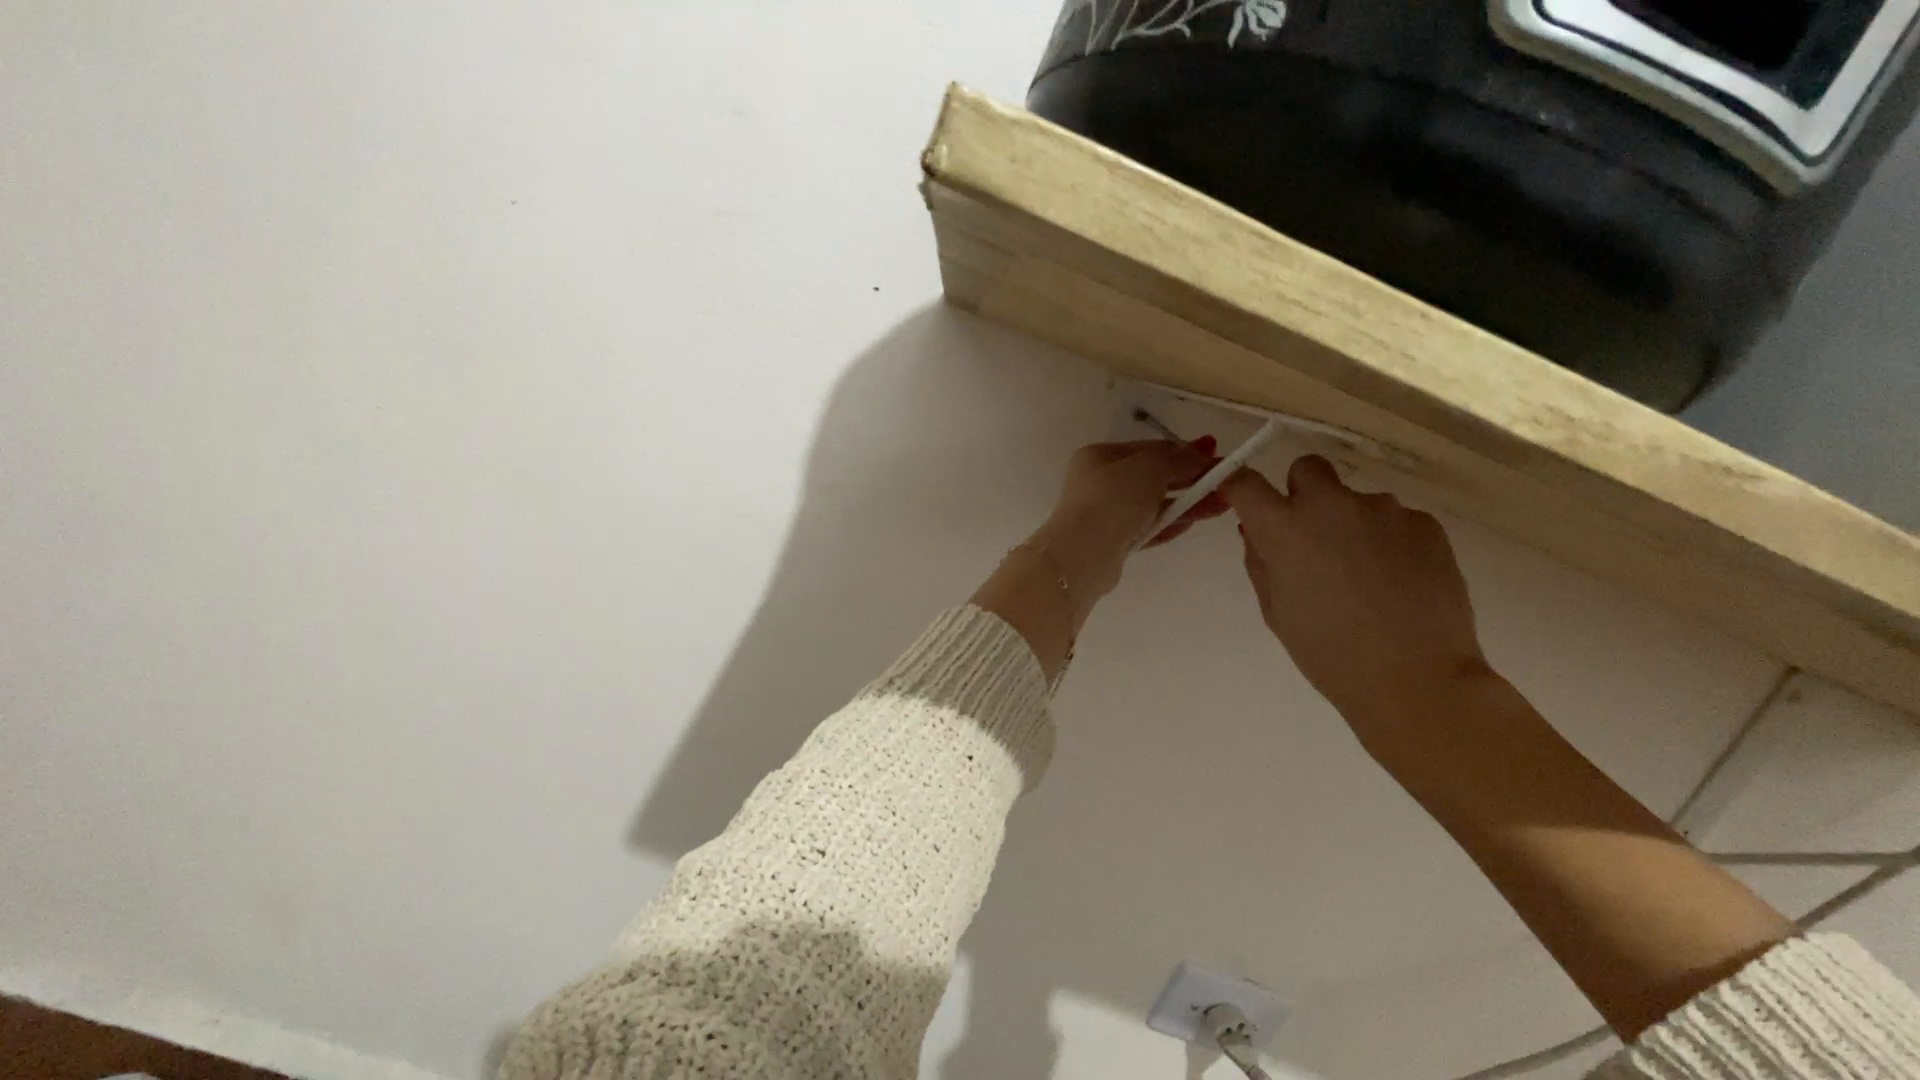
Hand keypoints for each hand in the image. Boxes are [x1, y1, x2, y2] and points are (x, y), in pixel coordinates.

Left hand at [1030, 438, 1227, 606]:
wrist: (1083, 554)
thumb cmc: (1112, 500)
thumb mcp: (1149, 468)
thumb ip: (1179, 458)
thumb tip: (1204, 448)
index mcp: (1099, 456)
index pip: (1149, 449)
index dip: (1184, 452)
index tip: (1215, 456)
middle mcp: (1099, 483)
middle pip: (1152, 478)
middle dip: (1190, 480)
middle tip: (1226, 484)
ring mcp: (1104, 514)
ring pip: (1152, 505)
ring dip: (1186, 504)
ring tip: (1221, 506)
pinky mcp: (1112, 543)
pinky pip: (1146, 529)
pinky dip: (1168, 525)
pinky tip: (1193, 523)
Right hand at [1221, 455, 1490, 736]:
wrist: (1415, 678)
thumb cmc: (1329, 654)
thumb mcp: (1277, 611)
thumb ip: (1262, 562)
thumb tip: (1258, 531)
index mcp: (1284, 528)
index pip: (1245, 482)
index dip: (1237, 483)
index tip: (1239, 496)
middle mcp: (1331, 504)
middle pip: (1307, 468)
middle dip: (1303, 492)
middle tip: (1313, 536)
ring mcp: (1384, 509)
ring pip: (1357, 501)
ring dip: (1353, 525)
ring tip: (1368, 577)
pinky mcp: (1426, 523)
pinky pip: (1396, 521)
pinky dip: (1391, 542)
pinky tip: (1400, 583)